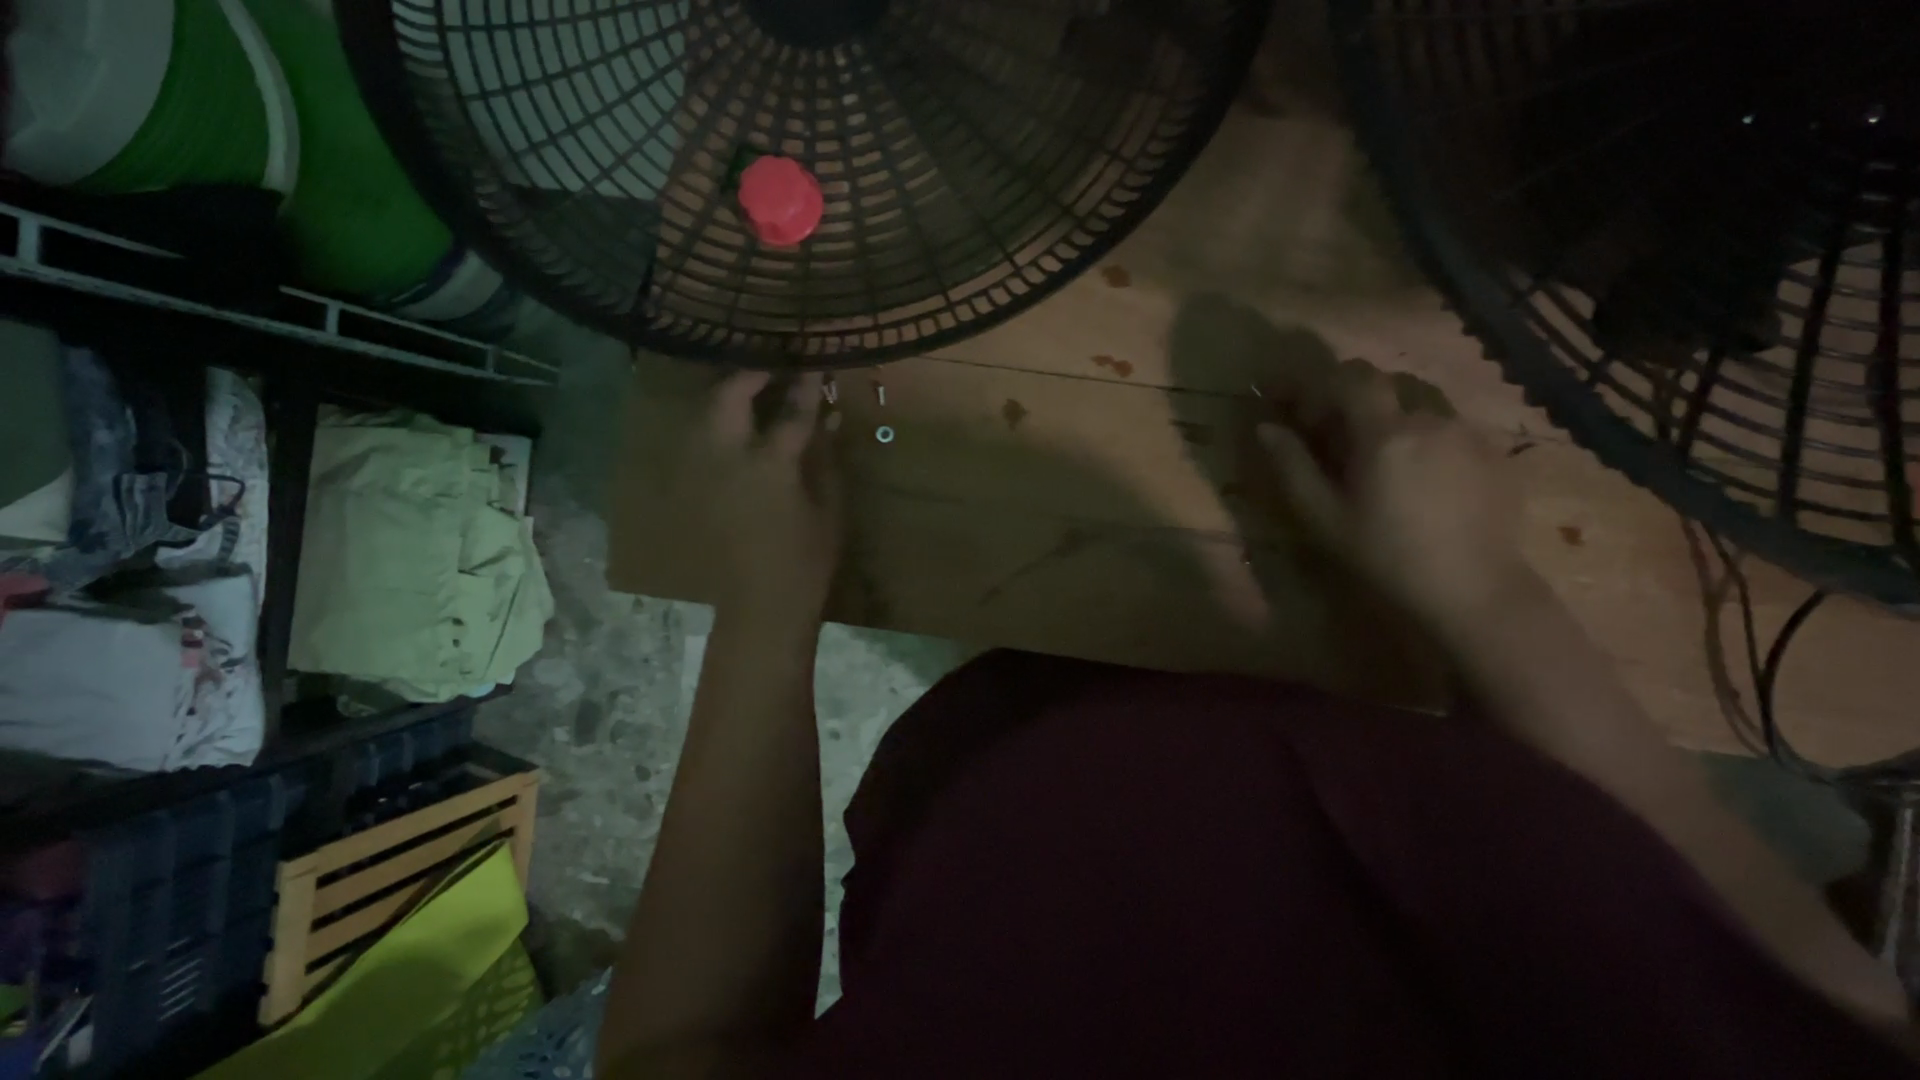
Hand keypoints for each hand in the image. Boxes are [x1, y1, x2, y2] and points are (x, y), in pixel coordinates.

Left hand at [683, 370, 844, 628]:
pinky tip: (735, 428)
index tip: (815, 362)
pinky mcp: (691, 488)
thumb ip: (825, 457)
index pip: (791, 410)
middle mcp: (728, 458)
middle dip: (749, 373)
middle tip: (771, 365)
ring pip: (705, 414)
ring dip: (728, 395)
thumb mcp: (829, 507)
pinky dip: (717, 424)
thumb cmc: (806, 559)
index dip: (805, 383)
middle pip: (728, 396)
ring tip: (751, 390)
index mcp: (769, 464)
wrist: (760, 604)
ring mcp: (702, 472)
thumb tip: (829, 417)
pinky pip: (699, 440)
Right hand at [1254, 361, 1523, 630]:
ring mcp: (1470, 433)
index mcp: (1385, 432)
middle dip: (1355, 396)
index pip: (1349, 378)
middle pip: (1388, 382)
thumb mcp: (1324, 517)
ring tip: (1382, 453)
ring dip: (1394, 412)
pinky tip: (1423, 475)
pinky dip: (1428, 435)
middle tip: (1336, 433)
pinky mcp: (1496, 453)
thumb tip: (1266, 428)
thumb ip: (1292, 466)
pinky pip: (1453, 426)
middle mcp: (1430, 419)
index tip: (1297, 407)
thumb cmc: (1386, 557)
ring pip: (1424, 401)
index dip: (1318, 385)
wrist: (1472, 591)